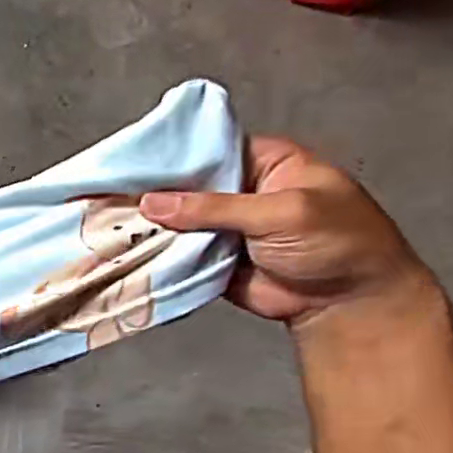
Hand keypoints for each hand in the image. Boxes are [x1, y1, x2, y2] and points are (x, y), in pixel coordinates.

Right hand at [138, 136, 436, 328]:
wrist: (344, 302)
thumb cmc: (336, 242)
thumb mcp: (280, 212)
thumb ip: (214, 207)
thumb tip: (153, 202)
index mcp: (266, 163)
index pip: (211, 150)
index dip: (174, 156)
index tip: (131, 164)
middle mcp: (241, 192)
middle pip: (187, 188)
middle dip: (154, 194)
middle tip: (110, 195)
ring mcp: (223, 228)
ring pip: (177, 222)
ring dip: (151, 227)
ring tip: (108, 223)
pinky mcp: (210, 259)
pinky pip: (177, 253)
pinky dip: (156, 255)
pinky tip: (126, 250)